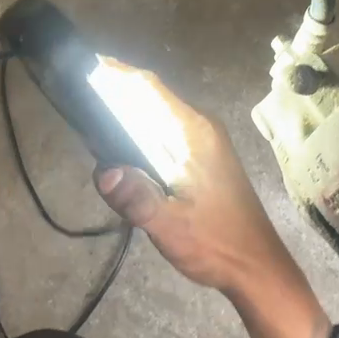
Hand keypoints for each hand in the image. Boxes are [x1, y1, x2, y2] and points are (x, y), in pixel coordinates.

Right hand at [91, 58, 329, 337]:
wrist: (259, 270)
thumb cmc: (217, 243)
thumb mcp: (172, 225)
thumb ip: (138, 198)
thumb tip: (103, 172)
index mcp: (193, 133)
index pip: (150, 88)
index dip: (119, 74)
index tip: (88, 67)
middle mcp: (199, 129)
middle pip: (151, 99)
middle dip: (116, 97)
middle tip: (79, 103)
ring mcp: (202, 144)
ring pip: (157, 118)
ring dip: (127, 118)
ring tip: (92, 126)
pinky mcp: (201, 160)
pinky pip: (164, 134)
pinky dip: (140, 135)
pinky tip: (121, 154)